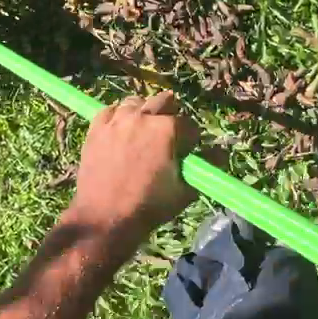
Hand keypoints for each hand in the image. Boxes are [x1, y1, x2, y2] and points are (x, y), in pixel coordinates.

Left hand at [64, 90, 198, 243]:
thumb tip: (221, 153)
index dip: (190, 140)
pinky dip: (118, 117)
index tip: (185, 153)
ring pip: (135, 102)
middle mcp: (143, 117)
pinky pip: (110, 111)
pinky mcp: (96, 128)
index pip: (189, 125)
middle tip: (166, 139)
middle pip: (164, 102)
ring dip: (143, 113)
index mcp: (168, 129)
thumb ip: (206, 167)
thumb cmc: (149, 206)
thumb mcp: (185, 190)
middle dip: (170, 117)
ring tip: (142, 133)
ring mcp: (117, 120)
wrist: (105, 217)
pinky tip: (120, 132)